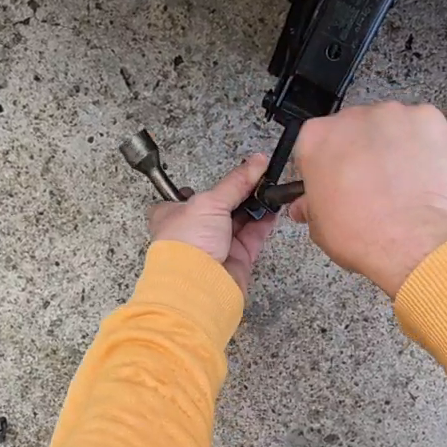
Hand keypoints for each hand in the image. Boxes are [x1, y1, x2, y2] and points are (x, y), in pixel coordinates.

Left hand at [148, 154, 279, 292]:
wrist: (198, 285)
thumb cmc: (186, 245)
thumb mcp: (210, 201)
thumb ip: (236, 182)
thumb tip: (256, 161)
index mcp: (173, 215)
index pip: (188, 195)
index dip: (206, 186)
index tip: (231, 173)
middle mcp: (193, 232)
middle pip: (219, 207)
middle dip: (238, 194)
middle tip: (258, 177)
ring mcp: (215, 247)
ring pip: (238, 222)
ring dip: (254, 206)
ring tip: (270, 190)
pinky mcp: (235, 260)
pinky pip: (252, 238)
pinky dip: (263, 224)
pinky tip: (273, 209)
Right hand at [288, 102, 446, 295]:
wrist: (409, 240)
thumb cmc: (362, 233)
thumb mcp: (320, 227)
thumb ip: (311, 205)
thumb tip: (306, 206)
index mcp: (317, 139)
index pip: (318, 143)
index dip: (328, 164)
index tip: (336, 180)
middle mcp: (353, 118)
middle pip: (355, 128)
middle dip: (362, 152)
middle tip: (371, 186)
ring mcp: (393, 116)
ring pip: (391, 126)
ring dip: (394, 148)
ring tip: (401, 185)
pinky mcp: (428, 121)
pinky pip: (425, 129)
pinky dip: (425, 148)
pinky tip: (423, 176)